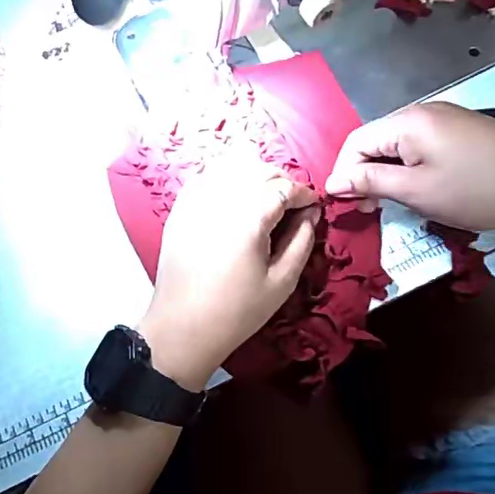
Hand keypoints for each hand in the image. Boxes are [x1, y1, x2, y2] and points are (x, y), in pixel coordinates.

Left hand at [137, 157, 319, 389]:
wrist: (182, 328)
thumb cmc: (236, 312)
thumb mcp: (282, 281)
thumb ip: (302, 241)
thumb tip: (310, 214)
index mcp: (249, 219)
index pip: (284, 187)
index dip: (304, 193)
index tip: (314, 206)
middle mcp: (220, 201)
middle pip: (259, 169)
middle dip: (283, 181)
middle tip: (294, 203)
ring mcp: (196, 202)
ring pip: (231, 165)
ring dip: (255, 174)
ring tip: (267, 196)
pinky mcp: (180, 209)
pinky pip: (205, 176)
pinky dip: (225, 176)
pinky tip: (236, 194)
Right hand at [323, 102, 494, 234]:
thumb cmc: (478, 191)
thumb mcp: (418, 191)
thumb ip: (371, 182)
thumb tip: (334, 181)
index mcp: (407, 120)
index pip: (355, 140)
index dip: (341, 173)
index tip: (342, 206)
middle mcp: (423, 110)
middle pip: (376, 139)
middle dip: (364, 173)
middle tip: (367, 210)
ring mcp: (446, 118)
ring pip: (399, 144)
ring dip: (388, 173)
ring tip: (392, 204)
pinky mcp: (463, 130)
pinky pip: (422, 146)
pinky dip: (411, 168)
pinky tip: (420, 190)